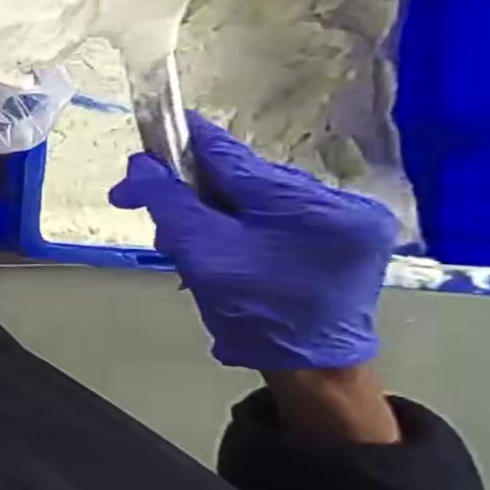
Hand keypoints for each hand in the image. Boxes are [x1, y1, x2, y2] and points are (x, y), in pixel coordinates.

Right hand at [109, 111, 398, 370]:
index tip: (158, 123)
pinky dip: (239, 224)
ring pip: (258, 199)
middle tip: (146, 207)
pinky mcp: (346, 238)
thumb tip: (141, 166)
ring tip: (183, 239)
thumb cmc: (253, 310)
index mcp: (308, 204)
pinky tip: (219, 244)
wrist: (309, 366)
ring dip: (213, 210)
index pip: (233, 158)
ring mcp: (348, 220)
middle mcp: (339, 202)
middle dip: (192, 191)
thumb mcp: (201, 253)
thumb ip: (170, 203)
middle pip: (244, 179)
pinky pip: (277, 217)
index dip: (190, 139)